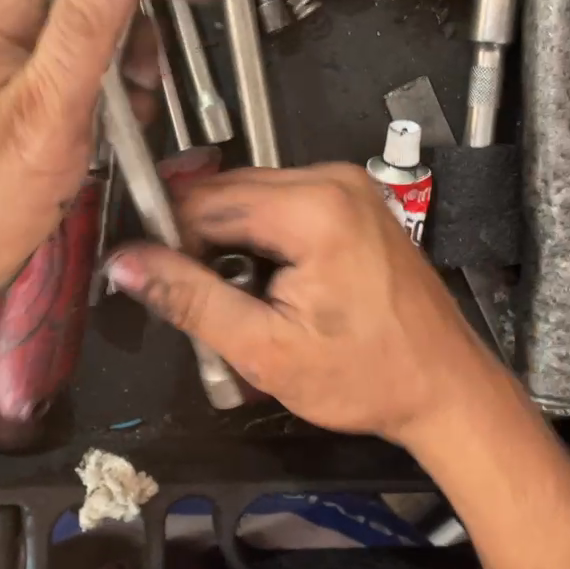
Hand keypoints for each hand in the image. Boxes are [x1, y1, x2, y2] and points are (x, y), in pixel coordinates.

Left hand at [0, 0, 221, 313]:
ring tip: (128, 124)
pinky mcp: (1, 103)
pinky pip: (62, 80)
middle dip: (132, 35)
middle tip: (151, 87)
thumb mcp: (45, 114)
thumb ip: (85, 30)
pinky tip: (104, 136)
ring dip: (118, 75)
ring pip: (79, 44)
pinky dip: (96, 100)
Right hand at [104, 164, 515, 444]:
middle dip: (197, 240)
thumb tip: (124, 264)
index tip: (150, 280)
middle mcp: (330, 179)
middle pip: (226, 192)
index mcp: (312, 207)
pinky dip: (255, 237)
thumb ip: (189, 298)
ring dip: (224, 240)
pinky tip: (261, 281)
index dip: (167, 238)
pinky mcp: (351, 202)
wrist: (446, 389)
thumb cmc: (362, 377)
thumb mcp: (263, 348)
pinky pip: (278, 205)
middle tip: (192, 297)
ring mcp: (346, 186)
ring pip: (248, 197)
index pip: (204, 200)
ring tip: (230, 296)